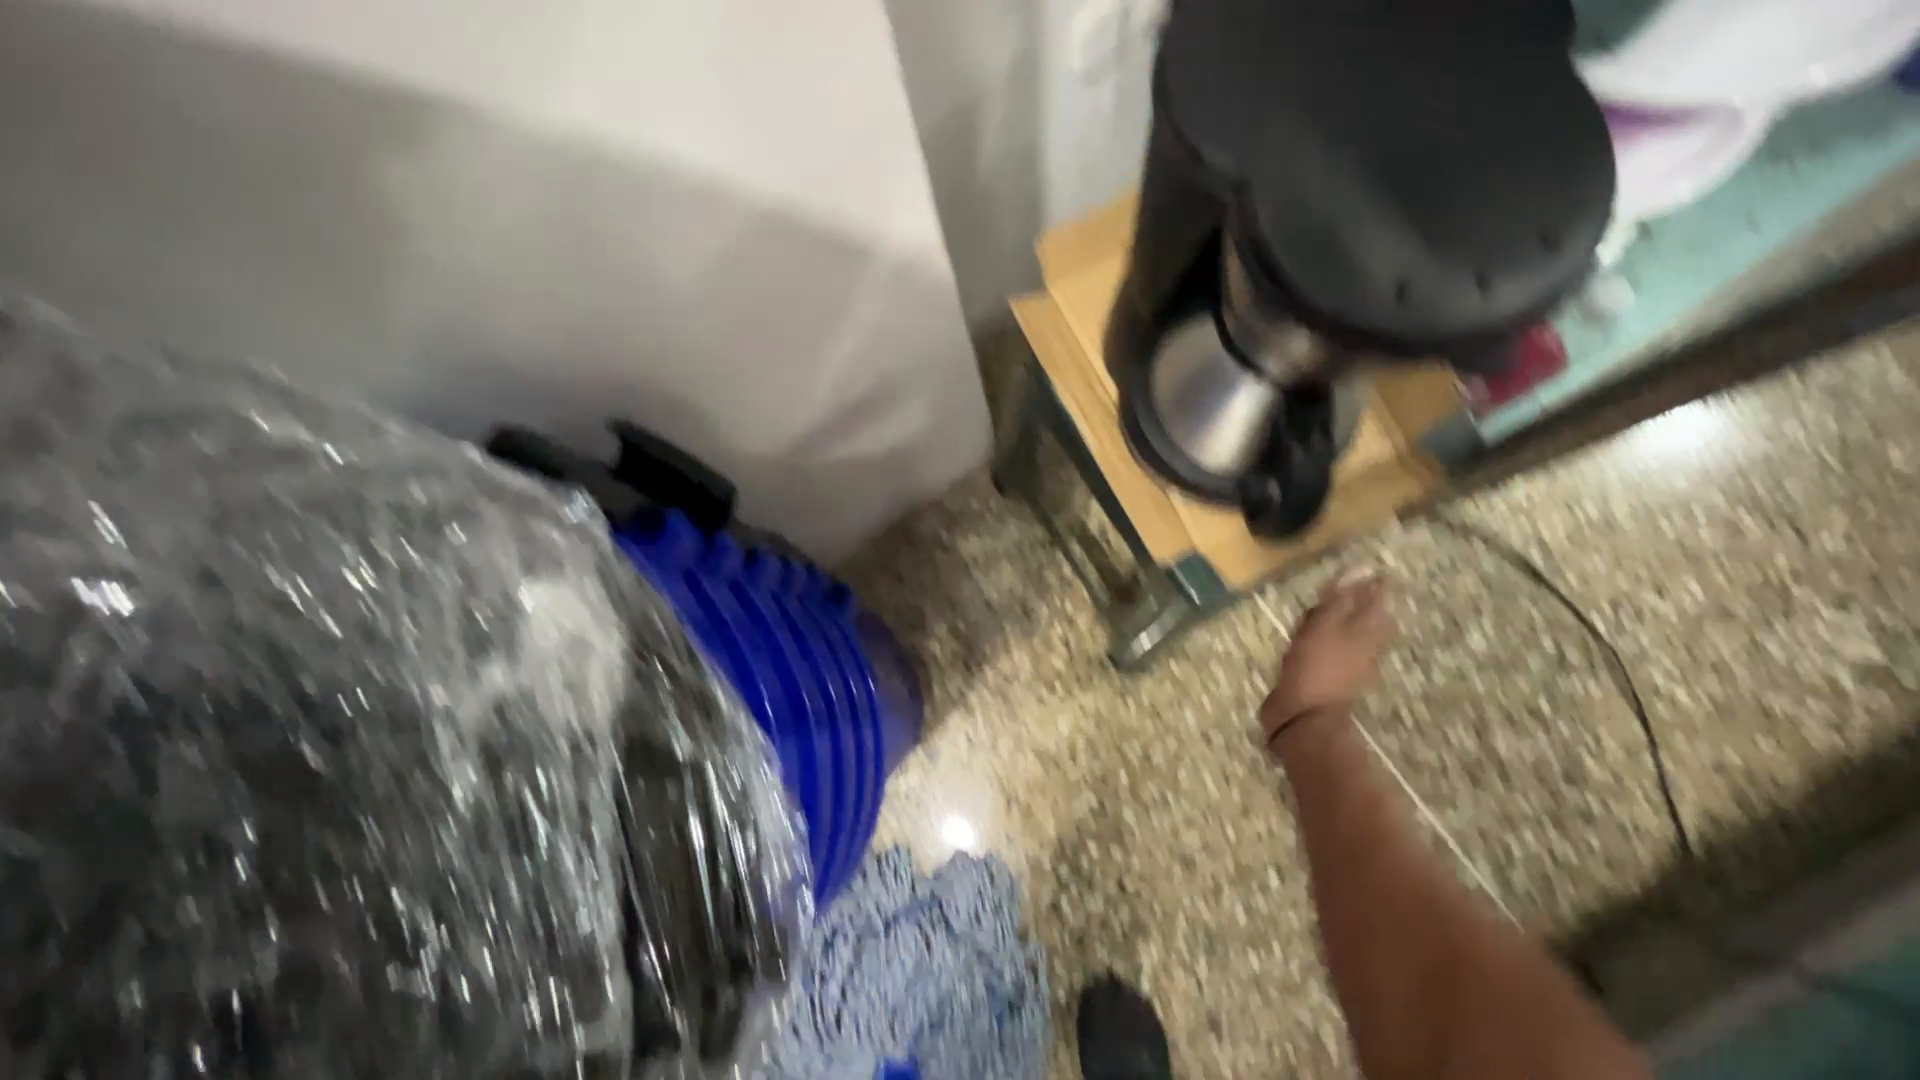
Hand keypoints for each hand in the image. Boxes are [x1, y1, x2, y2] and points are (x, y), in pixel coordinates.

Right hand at [1261, 569, 1397, 742]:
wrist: (1305, 719)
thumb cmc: (1314, 666)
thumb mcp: (1323, 625)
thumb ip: (1340, 598)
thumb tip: (1361, 569)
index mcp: (1367, 630)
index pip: (1379, 599)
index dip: (1376, 584)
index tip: (1374, 571)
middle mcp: (1368, 646)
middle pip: (1375, 619)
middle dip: (1370, 605)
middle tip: (1362, 591)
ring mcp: (1356, 666)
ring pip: (1360, 637)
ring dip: (1353, 623)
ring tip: (1338, 614)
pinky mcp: (1339, 681)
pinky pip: (1344, 653)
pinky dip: (1337, 642)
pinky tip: (1324, 643)